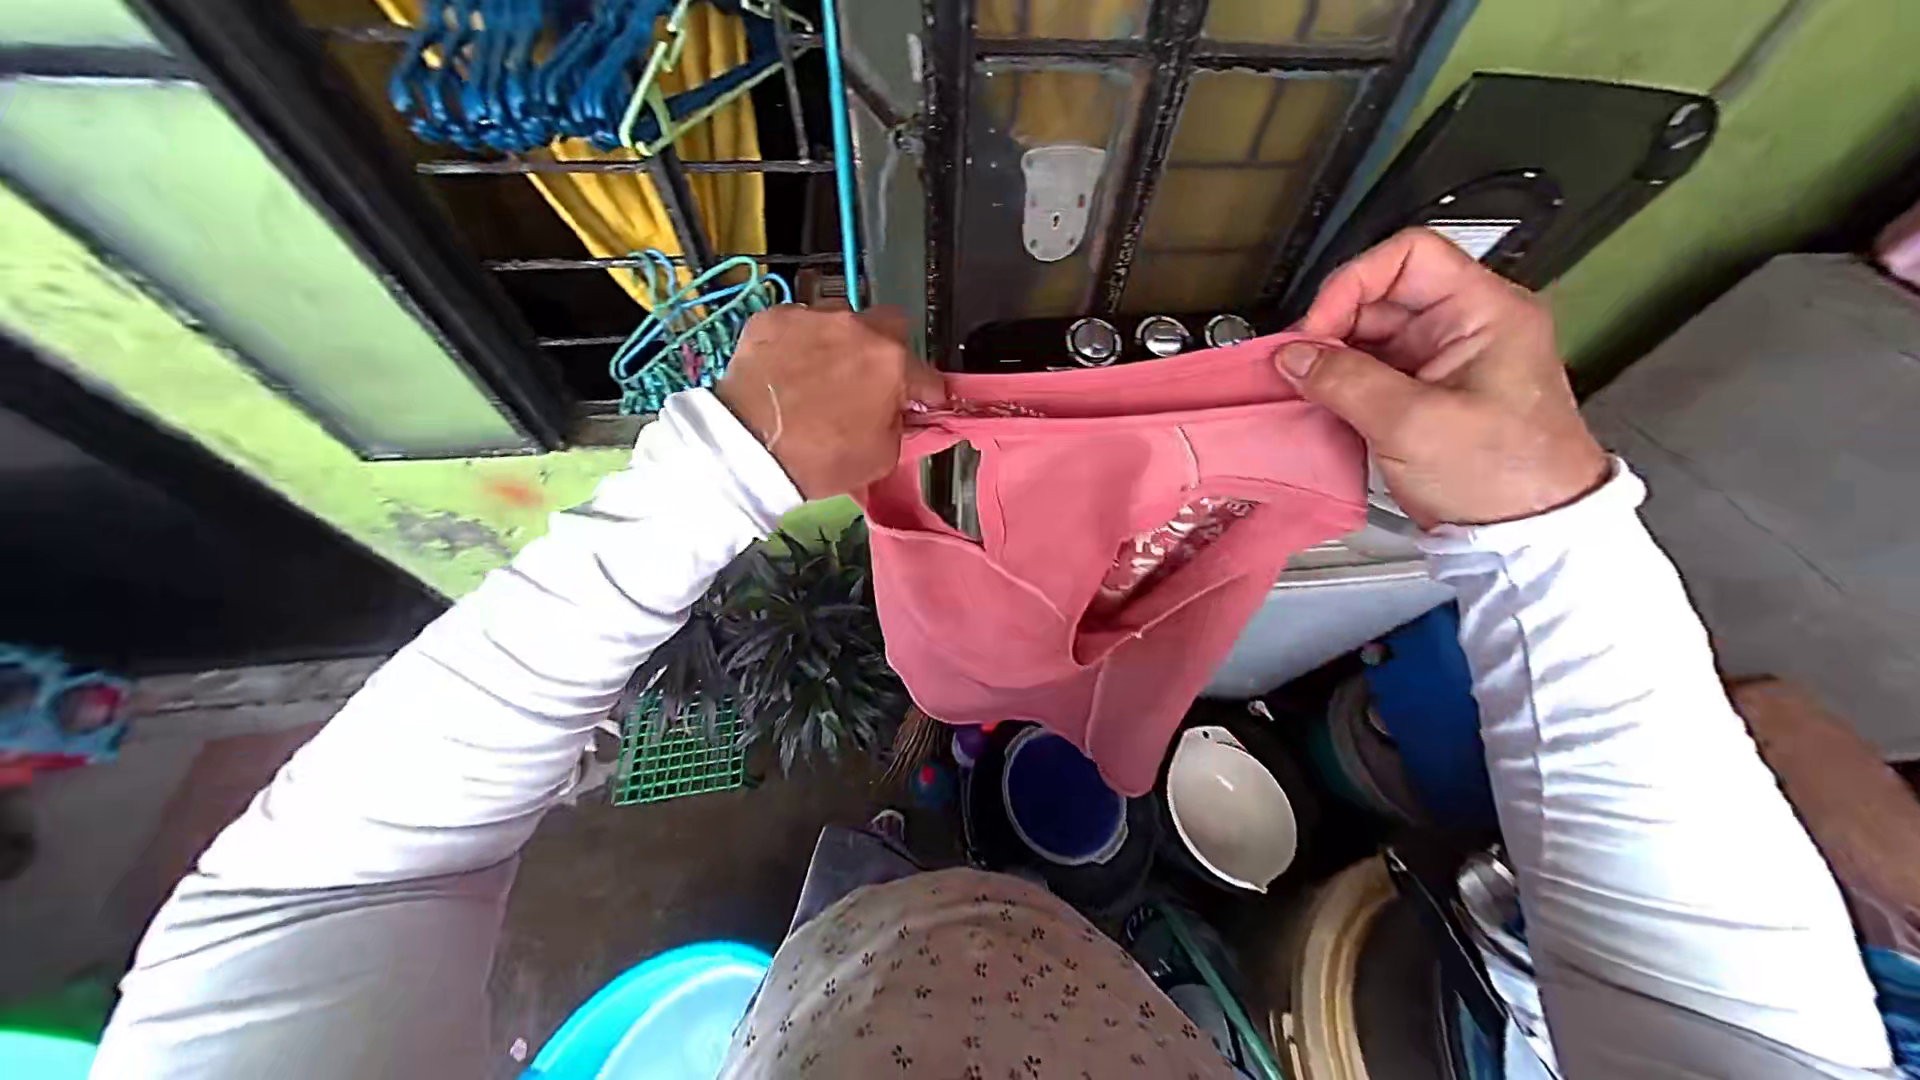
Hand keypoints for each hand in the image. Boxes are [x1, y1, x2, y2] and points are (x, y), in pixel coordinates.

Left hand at [716, 304, 946, 499]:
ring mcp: (813, 316)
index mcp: (892, 363)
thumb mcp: (881, 457)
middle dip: (889, 350)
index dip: (928, 394)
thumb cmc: (821, 460)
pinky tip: (789, 369)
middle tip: (872, 379)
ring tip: (821, 373)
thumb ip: (899, 426)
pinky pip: (799, 324)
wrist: (748, 450)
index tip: (923, 404)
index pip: (928, 376)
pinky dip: (800, 343)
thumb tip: (897, 413)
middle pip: (891, 326)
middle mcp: (858, 328)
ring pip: (843, 320)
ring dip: (842, 343)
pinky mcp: (774, 317)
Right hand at [1279, 227, 1609, 528]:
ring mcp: (1434, 361)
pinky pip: (1362, 371)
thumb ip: (1346, 381)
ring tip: (1303, 389)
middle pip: (1377, 298)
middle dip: (1329, 328)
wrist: (1522, 530)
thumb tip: (1291, 355)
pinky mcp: (1414, 393)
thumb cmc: (1498, 475)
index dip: (1353, 283)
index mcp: (1482, 312)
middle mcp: (1458, 327)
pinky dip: (1333, 384)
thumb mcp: (1414, 423)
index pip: (1408, 258)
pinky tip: (1317, 403)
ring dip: (1326, 359)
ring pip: (1363, 336)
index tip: (1316, 330)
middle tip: (1298, 367)